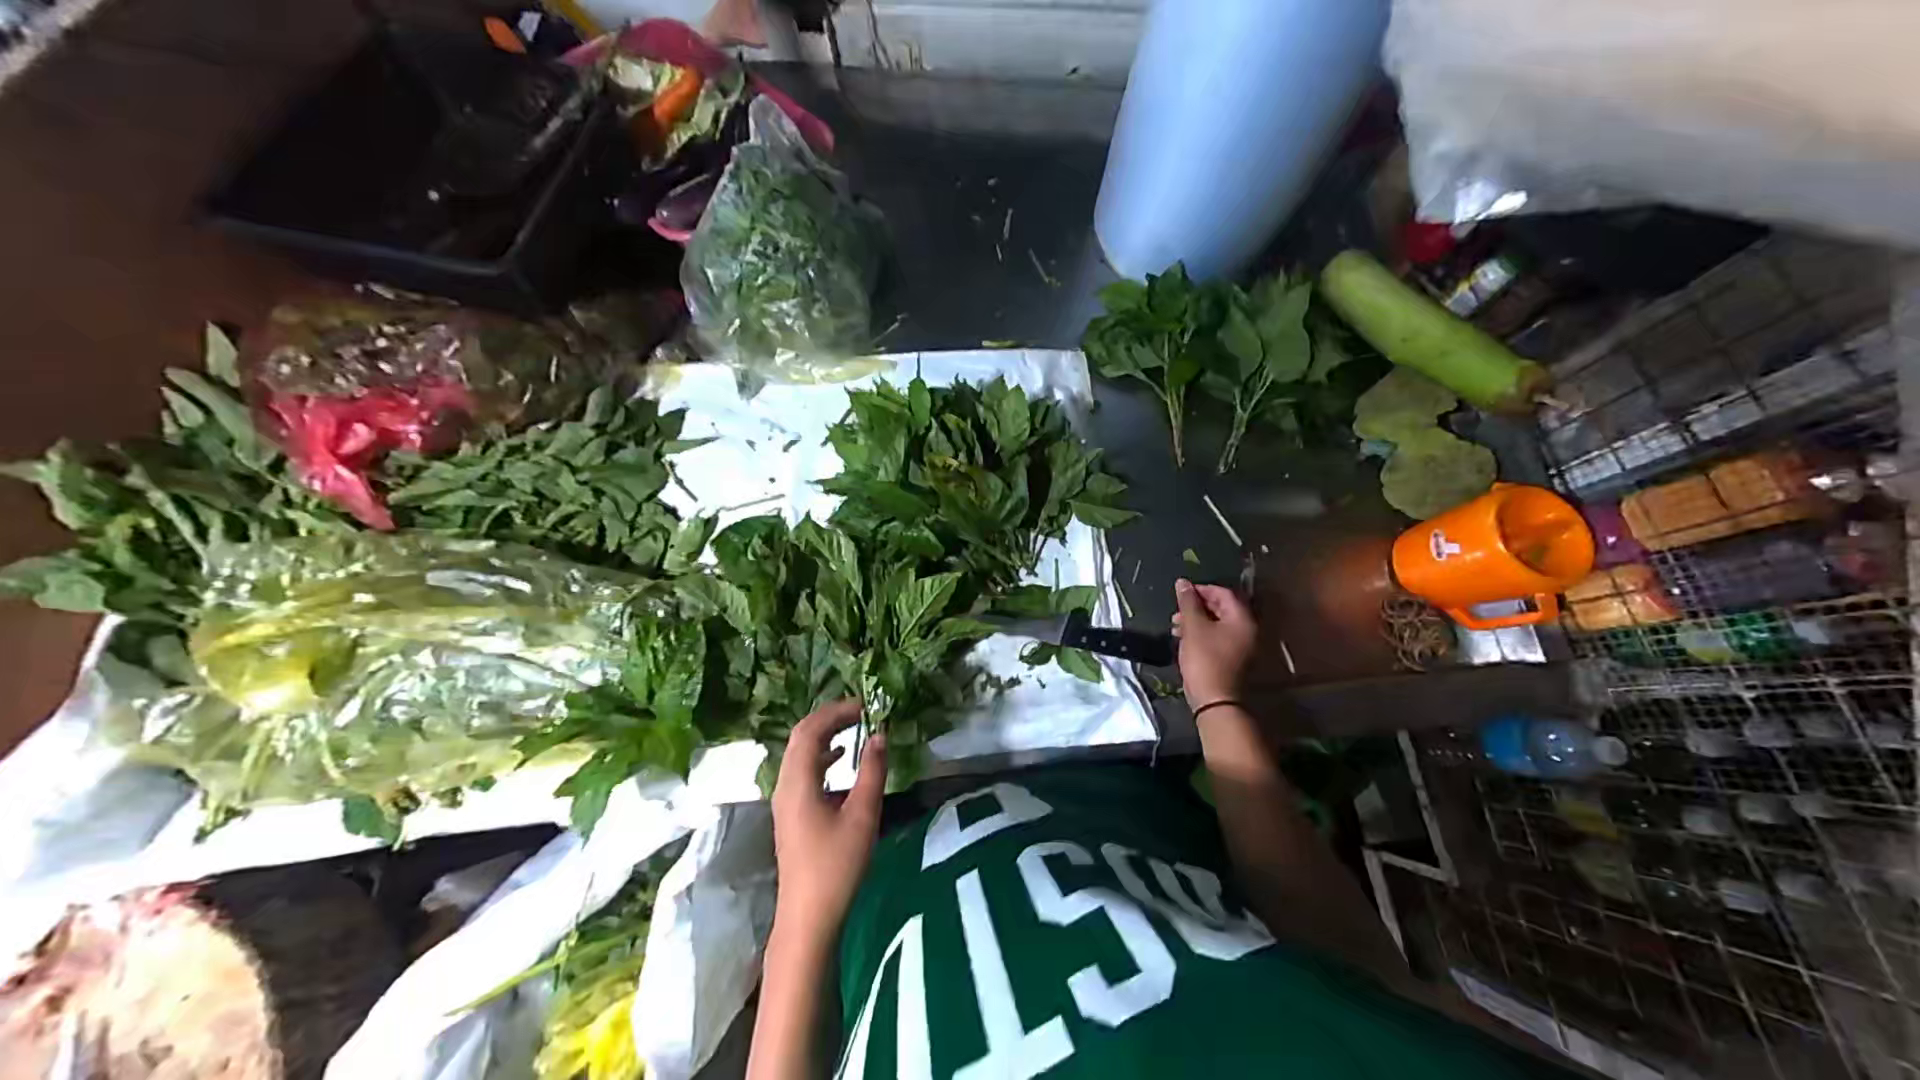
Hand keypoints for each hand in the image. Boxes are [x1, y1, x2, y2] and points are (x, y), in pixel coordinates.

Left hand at [770, 699, 887, 936]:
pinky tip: (843, 761)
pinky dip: (822, 757)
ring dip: (826, 737)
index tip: (865, 706)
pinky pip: (803, 772)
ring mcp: (784, 802)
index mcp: (797, 783)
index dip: (836, 712)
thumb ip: (872, 772)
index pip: (810, 730)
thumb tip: (880, 736)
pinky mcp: (791, 815)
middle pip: (800, 738)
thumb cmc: (836, 866)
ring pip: (800, 755)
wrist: (808, 917)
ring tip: (854, 729)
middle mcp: (784, 786)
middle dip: (830, 719)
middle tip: (861, 712)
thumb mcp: (862, 816)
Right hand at [1172, 577, 1256, 708]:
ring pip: (1218, 623)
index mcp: (1242, 619)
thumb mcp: (1193, 627)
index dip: (1201, 589)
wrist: (1214, 699)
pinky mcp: (1233, 657)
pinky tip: (1184, 638)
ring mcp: (1242, 645)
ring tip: (1176, 625)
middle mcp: (1247, 629)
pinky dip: (1201, 633)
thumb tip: (1182, 582)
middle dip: (1197, 606)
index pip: (1224, 593)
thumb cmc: (1205, 659)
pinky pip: (1218, 637)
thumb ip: (1188, 602)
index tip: (1181, 593)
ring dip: (1197, 620)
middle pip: (1222, 607)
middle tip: (1177, 611)